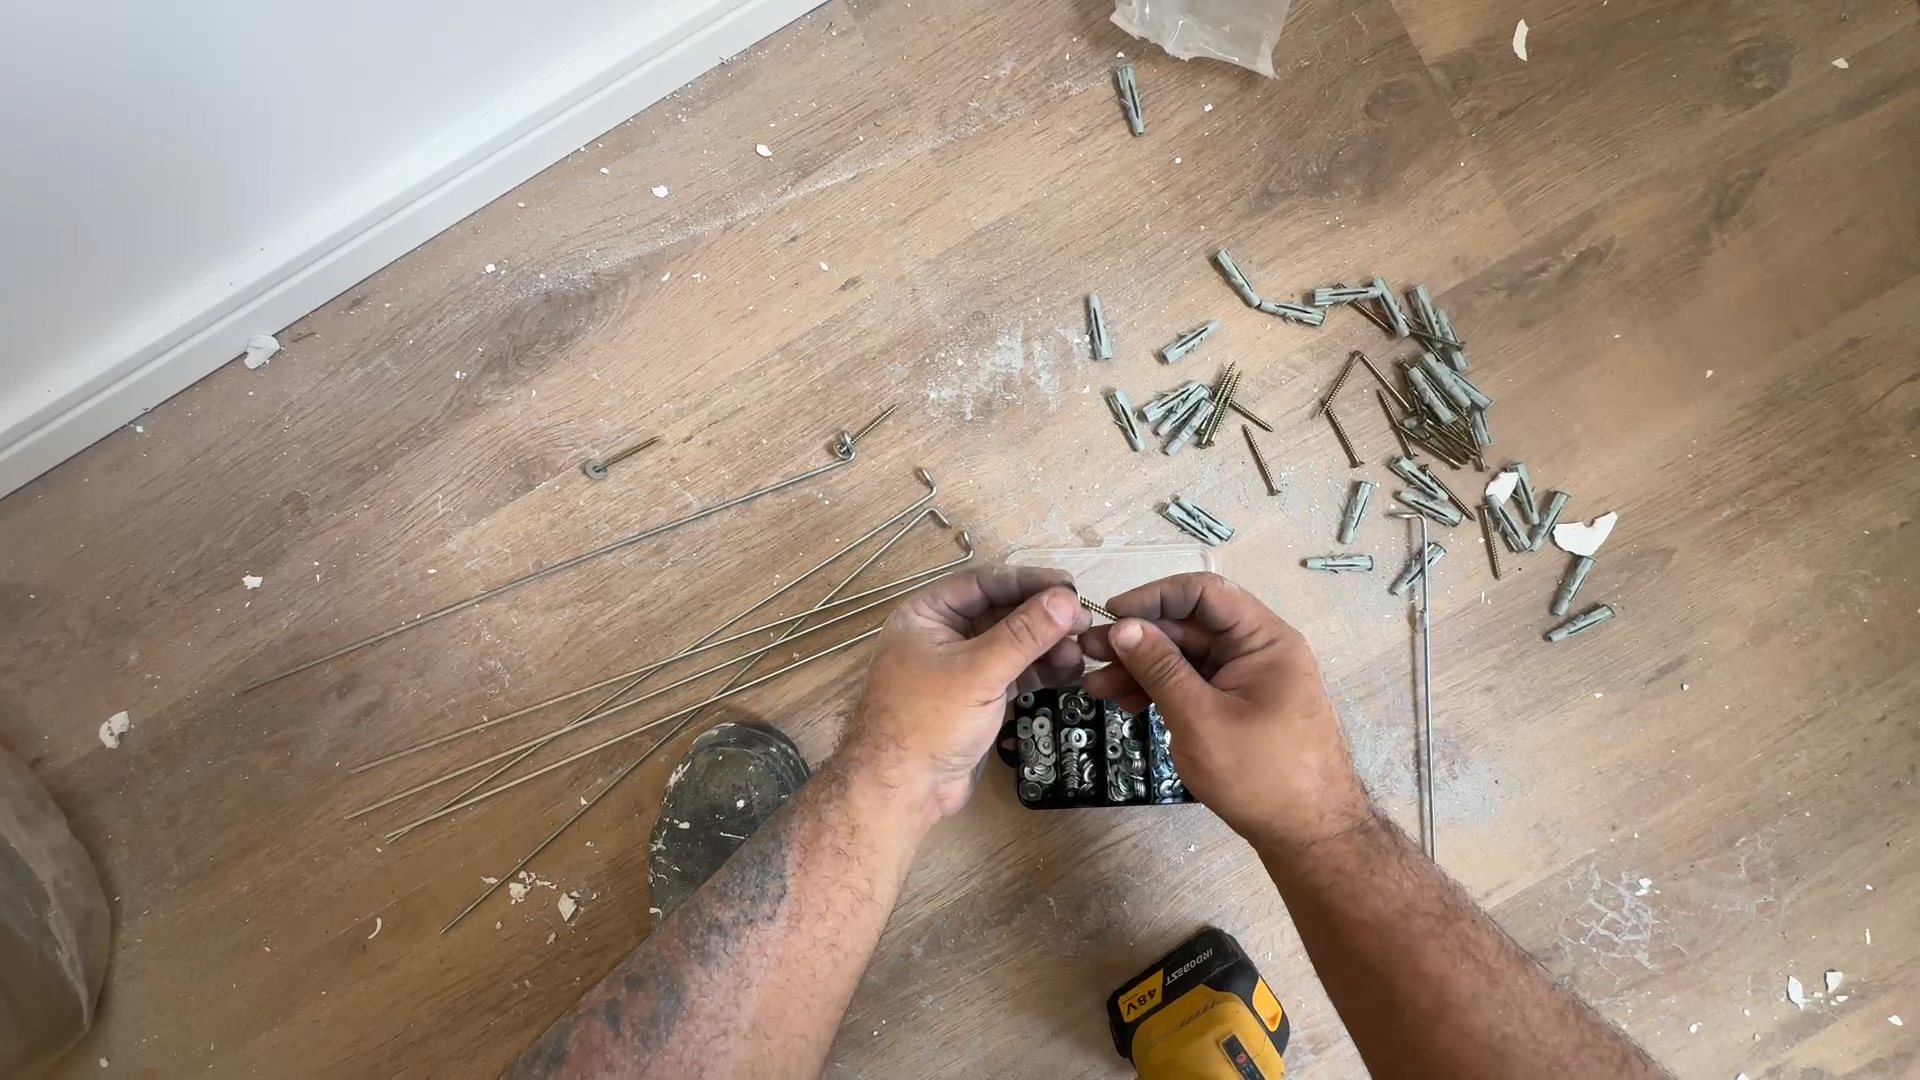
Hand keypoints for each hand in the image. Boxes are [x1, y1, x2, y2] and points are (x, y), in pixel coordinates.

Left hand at [843, 567, 1090, 819]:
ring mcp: (960, 667)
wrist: (901, 791)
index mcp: (927, 614)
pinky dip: (1039, 670)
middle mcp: (942, 634)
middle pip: (1001, 612)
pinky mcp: (976, 696)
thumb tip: (1066, 600)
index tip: (1069, 586)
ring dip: (1046, 646)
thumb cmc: (927, 721)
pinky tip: (1070, 671)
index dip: (1028, 582)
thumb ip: (1023, 634)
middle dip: (1042, 618)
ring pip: (1011, 644)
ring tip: (1081, 652)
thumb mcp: (977, 672)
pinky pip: (1013, 671)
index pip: (984, 583)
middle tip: (1083, 623)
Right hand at [1080, 573, 1369, 851]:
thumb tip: (1122, 627)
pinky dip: (1157, 689)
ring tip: (1095, 686)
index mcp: (1263, 639)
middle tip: (1088, 653)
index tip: (1112, 614)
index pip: (1203, 593)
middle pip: (1187, 626)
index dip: (1153, 597)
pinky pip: (1189, 683)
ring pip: (1181, 657)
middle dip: (1136, 638)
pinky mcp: (1232, 704)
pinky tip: (1124, 702)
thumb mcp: (1200, 718)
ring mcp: (1243, 678)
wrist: (1309, 839)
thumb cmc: (1261, 775)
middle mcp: (1254, 650)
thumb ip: (1159, 668)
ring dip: (1138, 667)